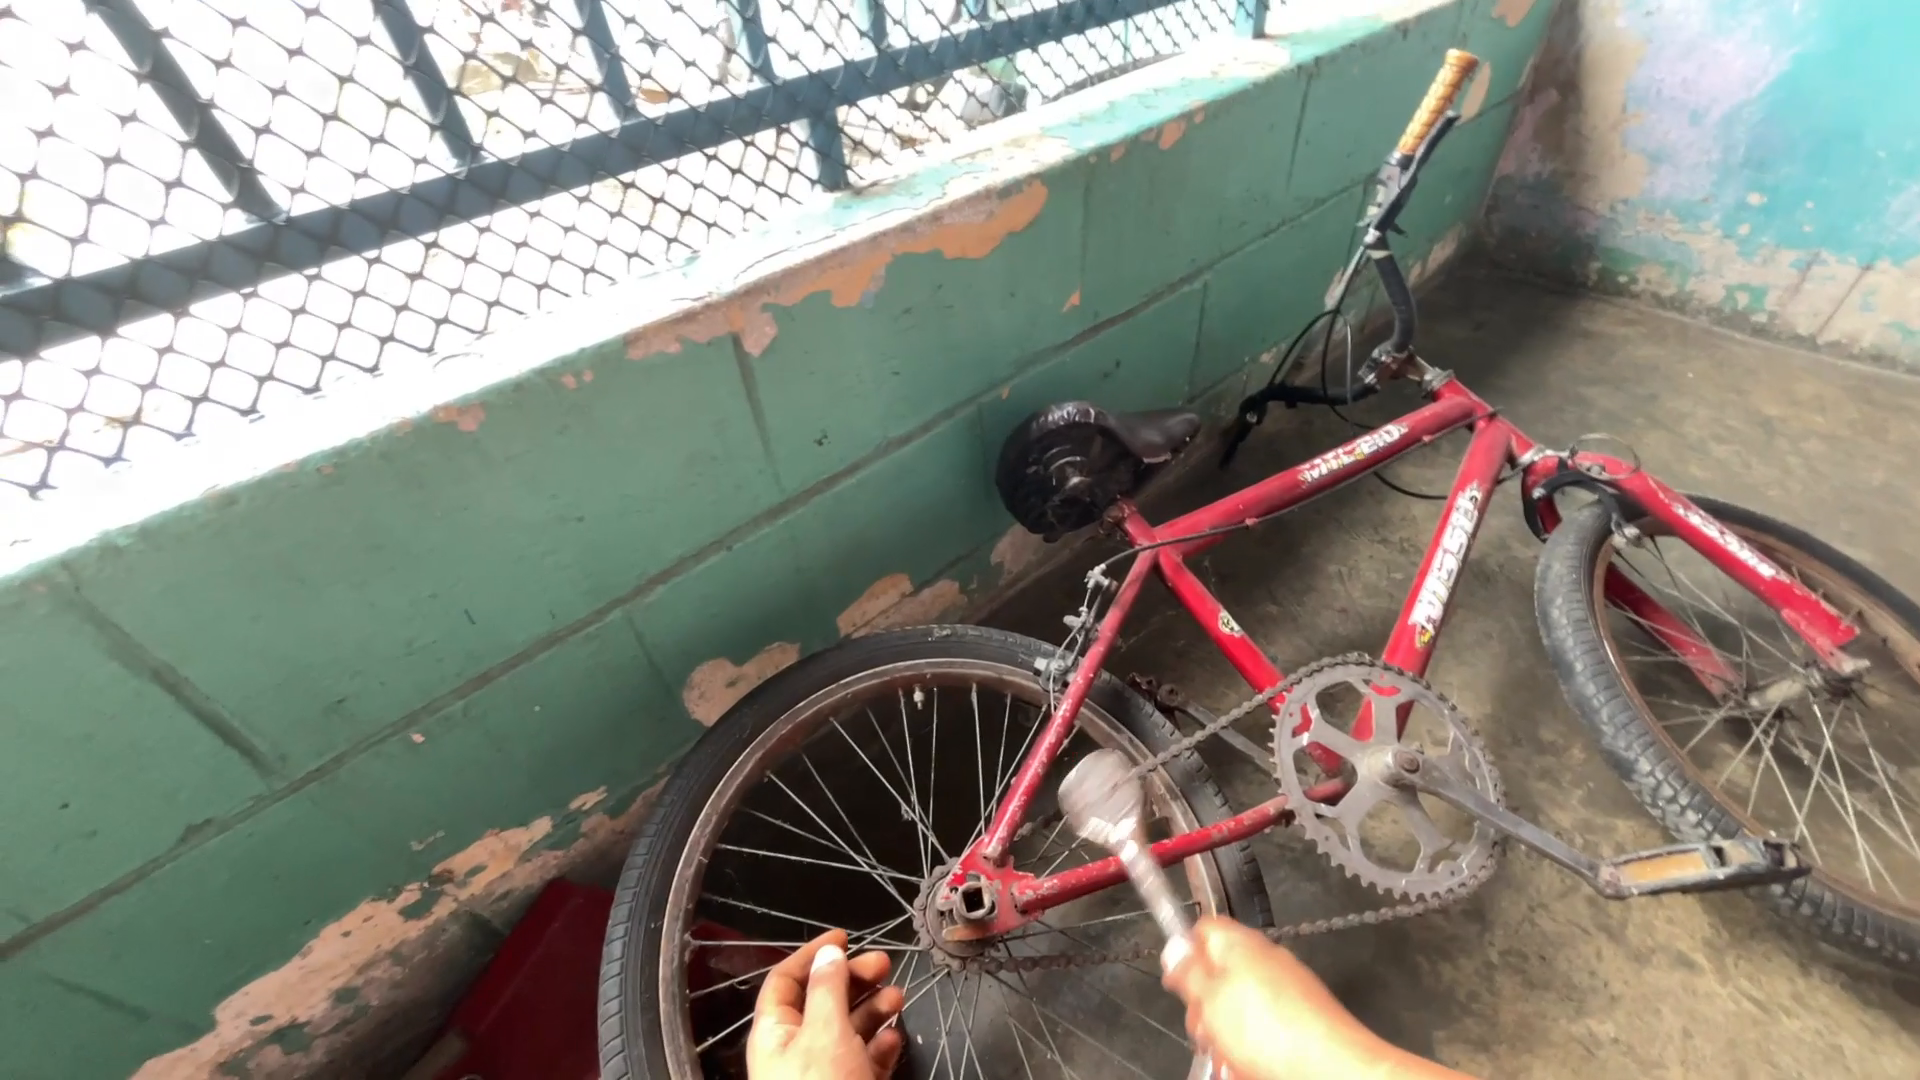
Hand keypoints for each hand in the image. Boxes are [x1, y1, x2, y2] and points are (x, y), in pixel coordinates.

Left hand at [748, 930, 904, 1079]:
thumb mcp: (824, 1033)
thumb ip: (828, 988)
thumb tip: (828, 952)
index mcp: (775, 1035)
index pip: (785, 981)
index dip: (812, 954)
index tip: (845, 936)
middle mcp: (795, 1053)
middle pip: (822, 1001)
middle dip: (853, 979)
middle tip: (885, 964)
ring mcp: (822, 1078)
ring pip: (847, 1030)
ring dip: (873, 1009)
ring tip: (898, 998)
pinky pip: (863, 1063)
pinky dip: (879, 1047)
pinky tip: (895, 1039)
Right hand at [1162, 917, 1471, 1079]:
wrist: (1336, 1070)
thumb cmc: (1266, 1030)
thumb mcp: (1209, 998)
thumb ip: (1186, 971)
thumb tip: (1173, 949)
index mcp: (1238, 942)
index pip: (1202, 929)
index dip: (1186, 954)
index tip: (1180, 986)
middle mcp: (1264, 957)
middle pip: (1220, 971)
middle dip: (1206, 1004)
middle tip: (1204, 1032)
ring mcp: (1289, 988)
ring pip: (1242, 1005)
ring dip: (1229, 1032)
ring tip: (1230, 1059)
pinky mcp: (1306, 1019)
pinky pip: (1268, 1026)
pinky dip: (1257, 1046)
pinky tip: (1252, 1067)